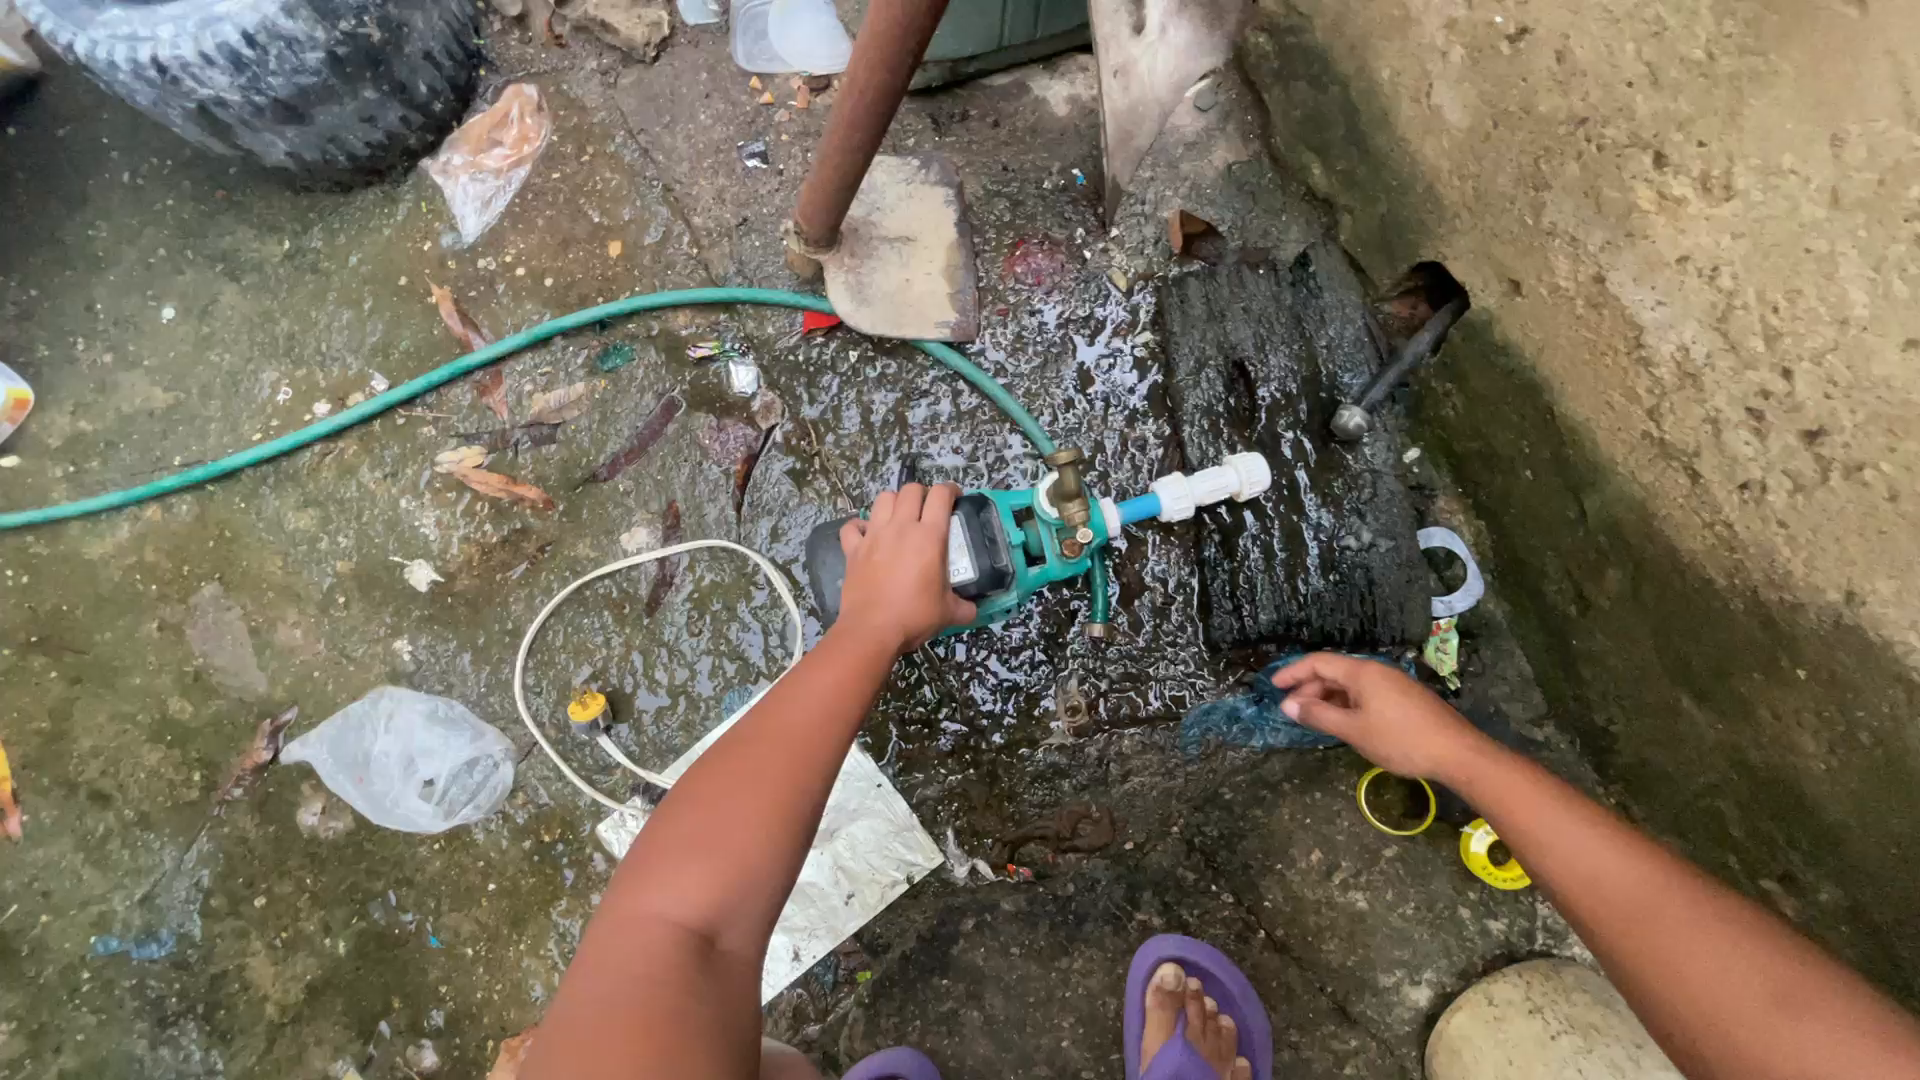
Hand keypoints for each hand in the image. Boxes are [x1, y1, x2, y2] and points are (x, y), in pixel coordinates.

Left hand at [834, 483, 976, 654]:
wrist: (872, 630)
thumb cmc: (914, 616)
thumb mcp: (949, 613)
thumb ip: (966, 607)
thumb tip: (974, 610)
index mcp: (929, 536)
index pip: (941, 495)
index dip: (951, 490)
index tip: (956, 498)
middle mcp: (901, 527)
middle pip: (911, 490)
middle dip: (922, 493)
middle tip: (928, 509)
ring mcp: (874, 536)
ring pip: (883, 499)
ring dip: (894, 502)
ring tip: (900, 517)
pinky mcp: (853, 549)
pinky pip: (852, 527)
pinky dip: (859, 526)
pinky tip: (867, 535)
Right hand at [1272, 652, 1489, 781]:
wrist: (1459, 754)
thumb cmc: (1401, 739)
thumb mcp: (1353, 729)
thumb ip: (1318, 715)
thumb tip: (1288, 704)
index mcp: (1362, 672)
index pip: (1317, 663)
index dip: (1292, 672)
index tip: (1273, 686)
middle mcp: (1376, 671)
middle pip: (1333, 672)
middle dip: (1308, 689)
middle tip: (1291, 710)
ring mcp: (1392, 684)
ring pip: (1349, 685)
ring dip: (1327, 698)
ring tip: (1313, 718)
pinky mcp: (1403, 699)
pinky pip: (1364, 694)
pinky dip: (1345, 704)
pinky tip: (1342, 721)